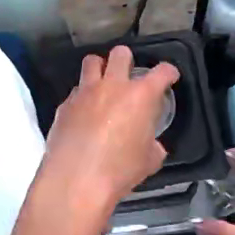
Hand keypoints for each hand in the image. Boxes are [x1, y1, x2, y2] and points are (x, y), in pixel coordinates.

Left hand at [38, 45, 179, 215]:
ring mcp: (85, 93)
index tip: (169, 76)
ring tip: (103, 84)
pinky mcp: (64, 105)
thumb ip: (153, 146)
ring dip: (100, 69)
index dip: (169, 72)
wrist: (75, 181)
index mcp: (141, 96)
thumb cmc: (119, 170)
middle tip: (129, 75)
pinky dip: (82, 96)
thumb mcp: (149, 161)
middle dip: (127, 60)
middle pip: (120, 54)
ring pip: (92, 62)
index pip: (162, 72)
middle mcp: (112, 86)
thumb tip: (152, 145)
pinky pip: (75, 91)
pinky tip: (84, 114)